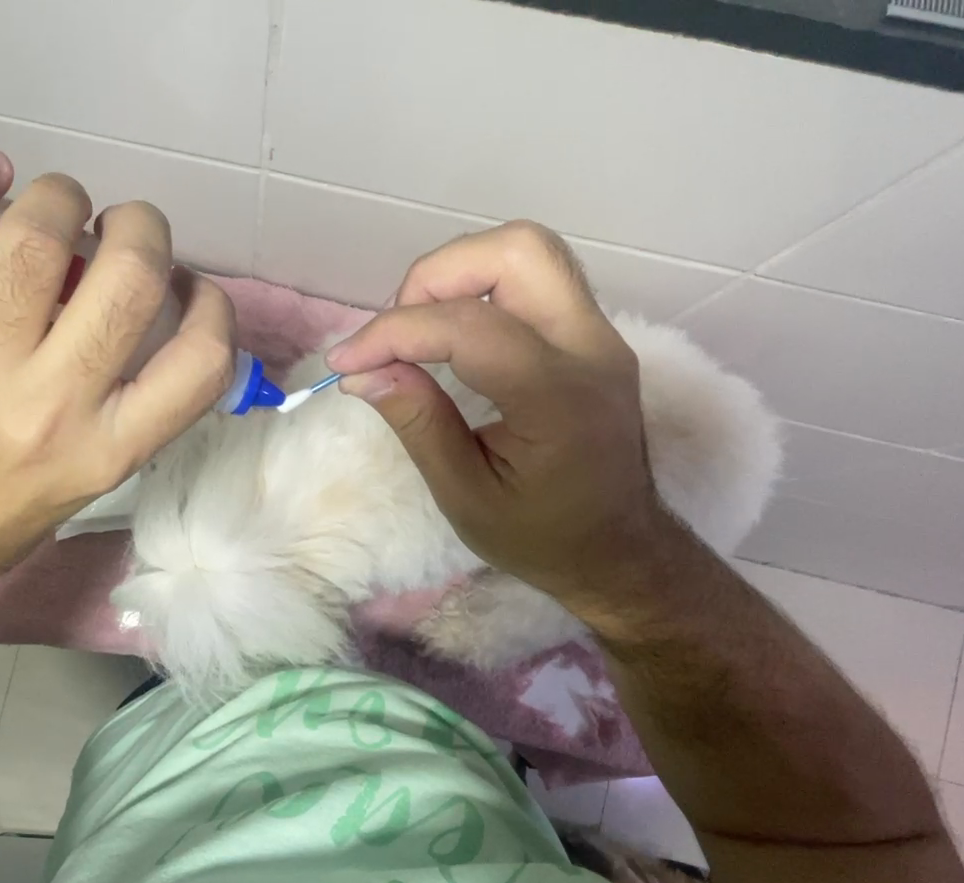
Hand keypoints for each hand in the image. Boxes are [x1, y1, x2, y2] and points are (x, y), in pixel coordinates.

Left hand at [0, 150, 237, 579]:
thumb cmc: (5, 513)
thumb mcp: (93, 477)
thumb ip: (135, 403)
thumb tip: (157, 300)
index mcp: (106, 449)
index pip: (202, 361)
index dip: (214, 303)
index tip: (188, 287)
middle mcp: (47, 410)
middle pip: (129, 275)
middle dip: (139, 226)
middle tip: (117, 229)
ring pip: (35, 238)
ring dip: (59, 196)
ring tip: (55, 205)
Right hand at [326, 221, 675, 606]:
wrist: (617, 550)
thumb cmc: (538, 535)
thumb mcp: (464, 495)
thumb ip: (418, 424)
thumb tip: (362, 372)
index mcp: (559, 401)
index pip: (470, 328)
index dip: (394, 333)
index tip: (345, 361)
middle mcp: (591, 349)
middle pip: (518, 251)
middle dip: (436, 276)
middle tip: (395, 332)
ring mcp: (600, 335)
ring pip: (529, 252)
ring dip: (458, 275)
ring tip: (417, 330)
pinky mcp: (592, 335)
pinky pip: (534, 279)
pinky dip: (478, 288)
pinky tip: (448, 333)